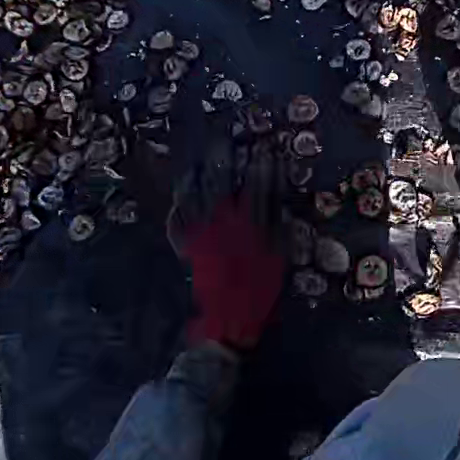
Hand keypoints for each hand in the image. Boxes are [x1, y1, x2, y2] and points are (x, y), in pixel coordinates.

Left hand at [168, 142, 284, 349]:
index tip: (264, 148)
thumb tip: (280, 208)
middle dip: (222, 160)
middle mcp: (225, 223)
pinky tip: (178, 197)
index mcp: (250, 226)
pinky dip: (178, 208)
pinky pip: (179, 222)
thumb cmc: (258, 292)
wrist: (229, 320)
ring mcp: (203, 233)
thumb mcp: (277, 260)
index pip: (257, 188)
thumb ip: (279, 232)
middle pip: (221, 184)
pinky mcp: (189, 246)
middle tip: (220, 139)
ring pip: (197, 198)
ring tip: (197, 159)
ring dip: (197, 177)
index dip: (262, 167)